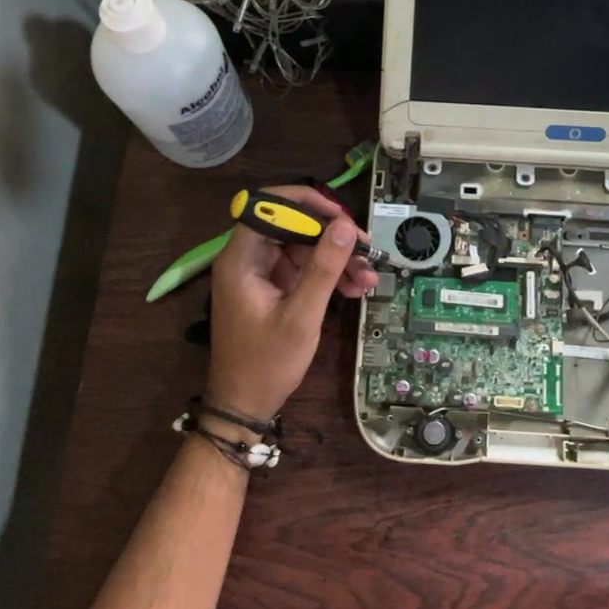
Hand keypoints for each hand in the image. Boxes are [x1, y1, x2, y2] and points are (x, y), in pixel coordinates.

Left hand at [205, 185, 380, 420]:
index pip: (268, 206)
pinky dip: (328, 274)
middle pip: (291, 225)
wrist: (245, 405)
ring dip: (336, 258)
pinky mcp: (272, 287)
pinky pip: (303, 267)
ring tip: (367, 277)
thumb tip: (345, 226)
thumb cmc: (266, 363)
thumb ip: (323, 269)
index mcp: (241, 259)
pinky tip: (355, 287)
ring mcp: (260, 273)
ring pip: (302, 246)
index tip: (340, 217)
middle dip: (330, 235)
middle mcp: (247, 258)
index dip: (306, 203)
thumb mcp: (301, 316)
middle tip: (365, 249)